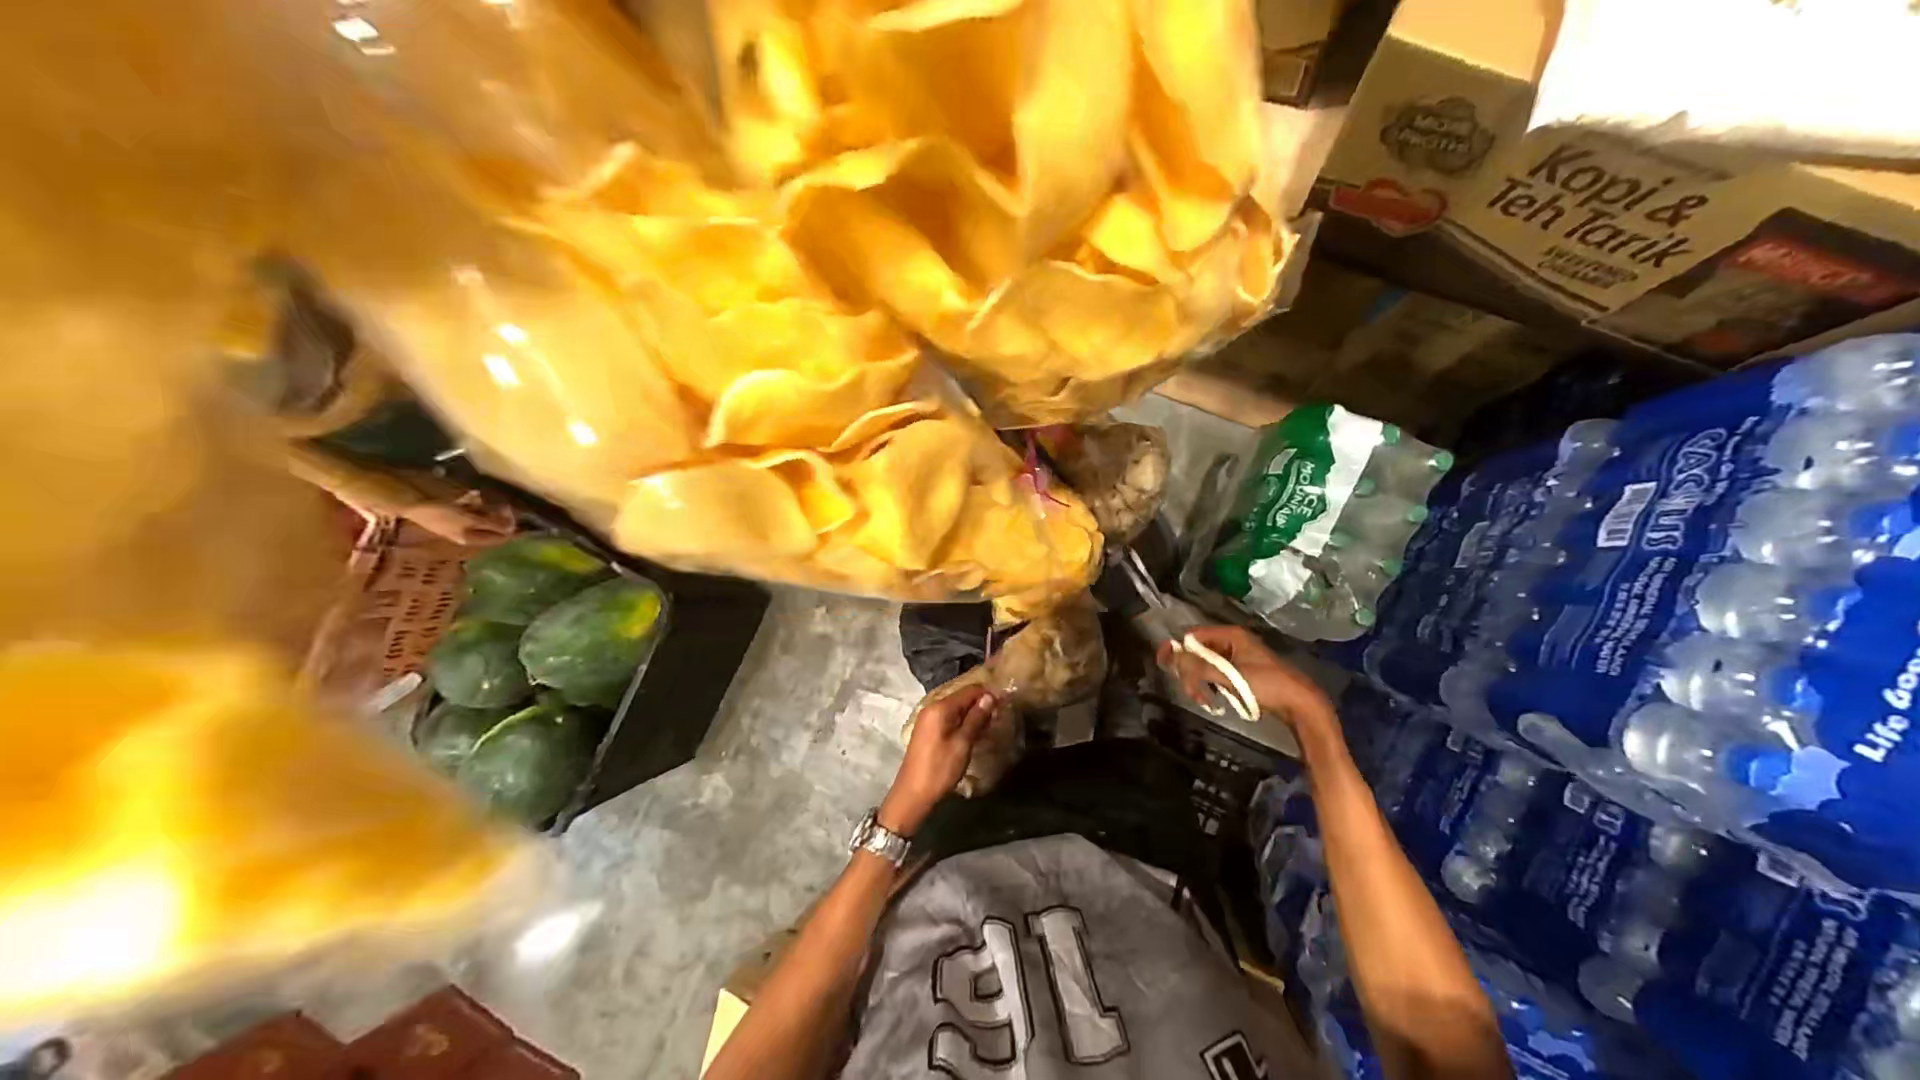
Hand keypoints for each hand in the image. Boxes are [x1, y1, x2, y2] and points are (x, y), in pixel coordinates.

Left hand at [880, 685, 999, 834]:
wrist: (913, 794)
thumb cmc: (940, 769)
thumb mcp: (962, 743)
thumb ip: (976, 718)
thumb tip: (990, 697)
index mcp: (940, 708)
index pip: (969, 691)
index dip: (987, 695)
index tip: (1004, 704)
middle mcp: (932, 708)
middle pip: (961, 698)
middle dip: (980, 705)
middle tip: (998, 718)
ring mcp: (928, 719)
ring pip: (956, 709)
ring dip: (972, 715)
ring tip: (989, 726)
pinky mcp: (928, 731)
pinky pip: (949, 719)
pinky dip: (962, 723)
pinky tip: (973, 733)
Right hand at [1156, 625, 1337, 739]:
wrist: (1301, 705)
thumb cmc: (1267, 685)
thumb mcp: (1229, 676)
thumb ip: (1197, 666)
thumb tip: (1169, 655)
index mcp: (1231, 635)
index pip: (1193, 636)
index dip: (1178, 649)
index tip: (1166, 666)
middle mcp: (1233, 642)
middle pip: (1197, 652)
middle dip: (1190, 672)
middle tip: (1192, 693)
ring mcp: (1238, 658)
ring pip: (1205, 666)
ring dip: (1199, 683)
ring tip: (1205, 701)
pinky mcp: (1242, 673)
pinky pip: (1216, 675)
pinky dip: (1211, 687)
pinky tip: (1214, 701)